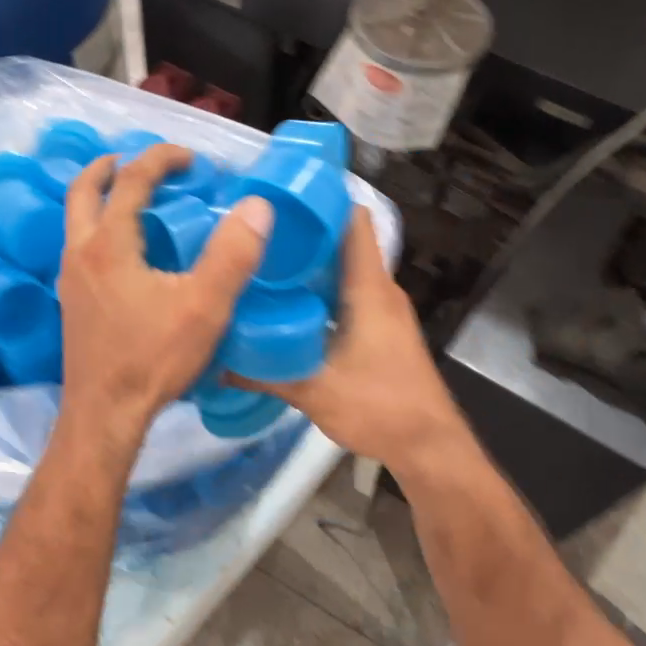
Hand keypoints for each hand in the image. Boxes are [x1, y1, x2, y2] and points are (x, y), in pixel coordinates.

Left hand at [58, 145, 273, 435]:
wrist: (104, 414)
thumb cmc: (152, 359)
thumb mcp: (204, 307)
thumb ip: (232, 255)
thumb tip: (256, 206)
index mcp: (108, 244)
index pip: (131, 180)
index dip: (161, 159)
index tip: (191, 159)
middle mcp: (79, 254)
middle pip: (83, 191)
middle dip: (110, 168)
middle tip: (137, 162)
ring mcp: (70, 282)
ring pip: (76, 222)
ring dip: (100, 200)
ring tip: (133, 203)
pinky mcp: (72, 306)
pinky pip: (79, 249)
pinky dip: (99, 231)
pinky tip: (126, 256)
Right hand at [234, 208, 469, 474]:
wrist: (428, 445)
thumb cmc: (379, 406)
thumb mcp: (313, 391)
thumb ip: (264, 374)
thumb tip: (216, 363)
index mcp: (368, 288)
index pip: (352, 220)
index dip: (317, 201)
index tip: (275, 200)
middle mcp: (380, 290)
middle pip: (341, 244)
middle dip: (300, 237)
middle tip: (254, 238)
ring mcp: (384, 311)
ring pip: (343, 272)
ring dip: (308, 270)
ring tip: (262, 269)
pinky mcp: (382, 331)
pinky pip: (347, 297)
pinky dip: (319, 295)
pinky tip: (287, 310)